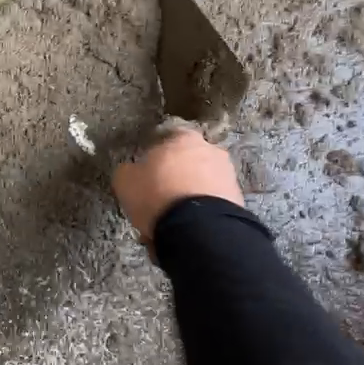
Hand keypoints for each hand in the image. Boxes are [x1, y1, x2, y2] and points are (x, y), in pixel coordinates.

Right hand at [111, 128, 244, 244]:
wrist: (198, 227)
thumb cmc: (157, 194)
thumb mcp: (125, 180)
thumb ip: (129, 170)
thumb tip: (133, 170)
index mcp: (183, 139)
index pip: (170, 137)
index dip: (157, 154)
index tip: (147, 170)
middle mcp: (211, 151)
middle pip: (189, 160)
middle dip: (177, 174)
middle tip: (160, 193)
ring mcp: (228, 175)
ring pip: (202, 182)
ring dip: (189, 194)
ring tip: (172, 215)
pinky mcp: (238, 200)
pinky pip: (212, 202)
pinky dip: (200, 211)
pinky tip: (185, 225)